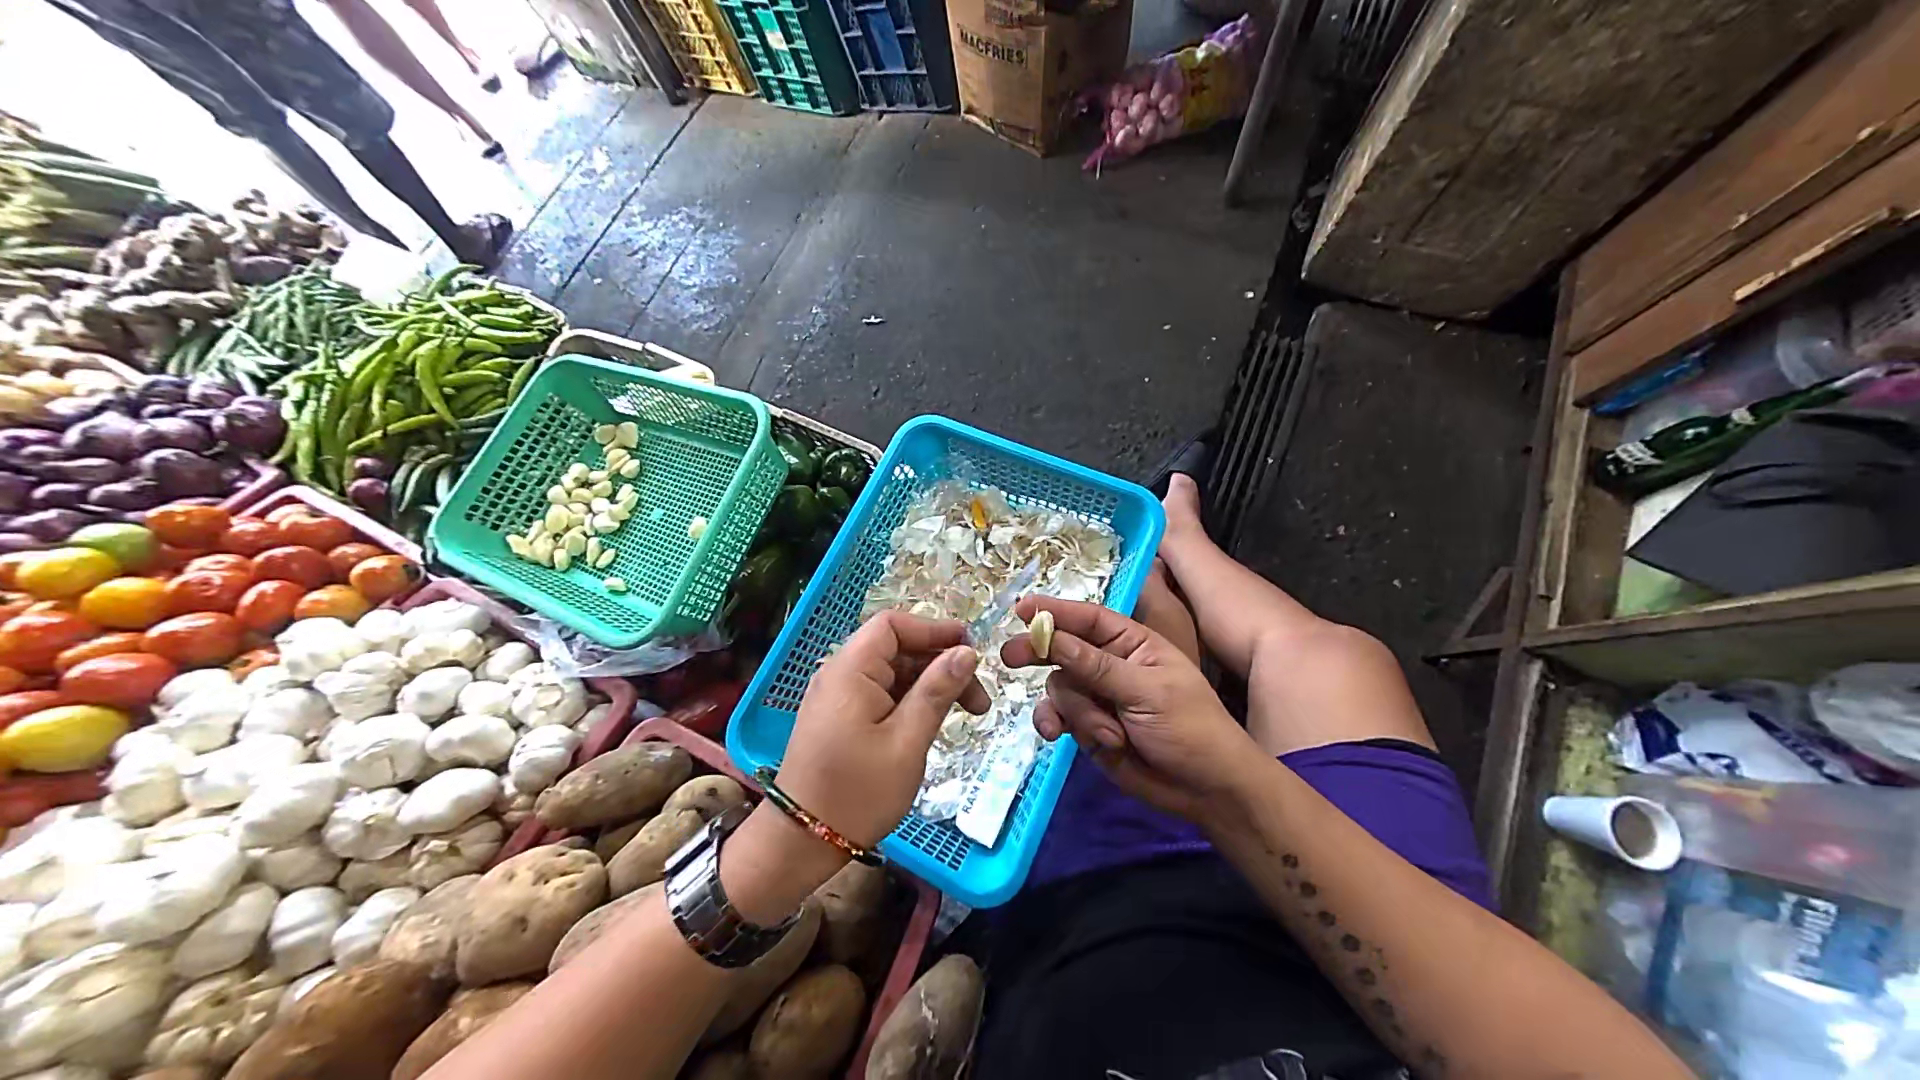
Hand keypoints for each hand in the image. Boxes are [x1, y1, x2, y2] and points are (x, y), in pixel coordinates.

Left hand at [723, 613, 986, 922]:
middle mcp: (840, 674)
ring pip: (893, 672)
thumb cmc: (858, 793)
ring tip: (968, 713)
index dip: (934, 630)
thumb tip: (966, 652)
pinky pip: (882, 693)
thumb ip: (937, 692)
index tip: (971, 651)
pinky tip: (935, 720)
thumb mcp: (907, 742)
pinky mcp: (842, 718)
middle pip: (897, 648)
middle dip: (940, 663)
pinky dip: (912, 700)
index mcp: (850, 670)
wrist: (802, 842)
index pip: (893, 625)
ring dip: (931, 684)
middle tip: (979, 698)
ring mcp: (839, 696)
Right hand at [1002, 597, 1260, 825]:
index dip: (1054, 611)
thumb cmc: (1190, 728)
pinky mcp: (1087, 725)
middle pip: (1064, 648)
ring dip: (1075, 710)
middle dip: (1041, 653)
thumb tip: (1051, 637)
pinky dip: (1054, 722)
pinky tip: (1055, 734)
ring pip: (1059, 687)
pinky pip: (1057, 715)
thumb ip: (1096, 666)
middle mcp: (1109, 664)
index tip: (1020, 610)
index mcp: (1132, 644)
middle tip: (1012, 658)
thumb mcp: (1146, 691)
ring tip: (1107, 733)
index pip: (1088, 619)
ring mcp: (1096, 696)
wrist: (1205, 790)